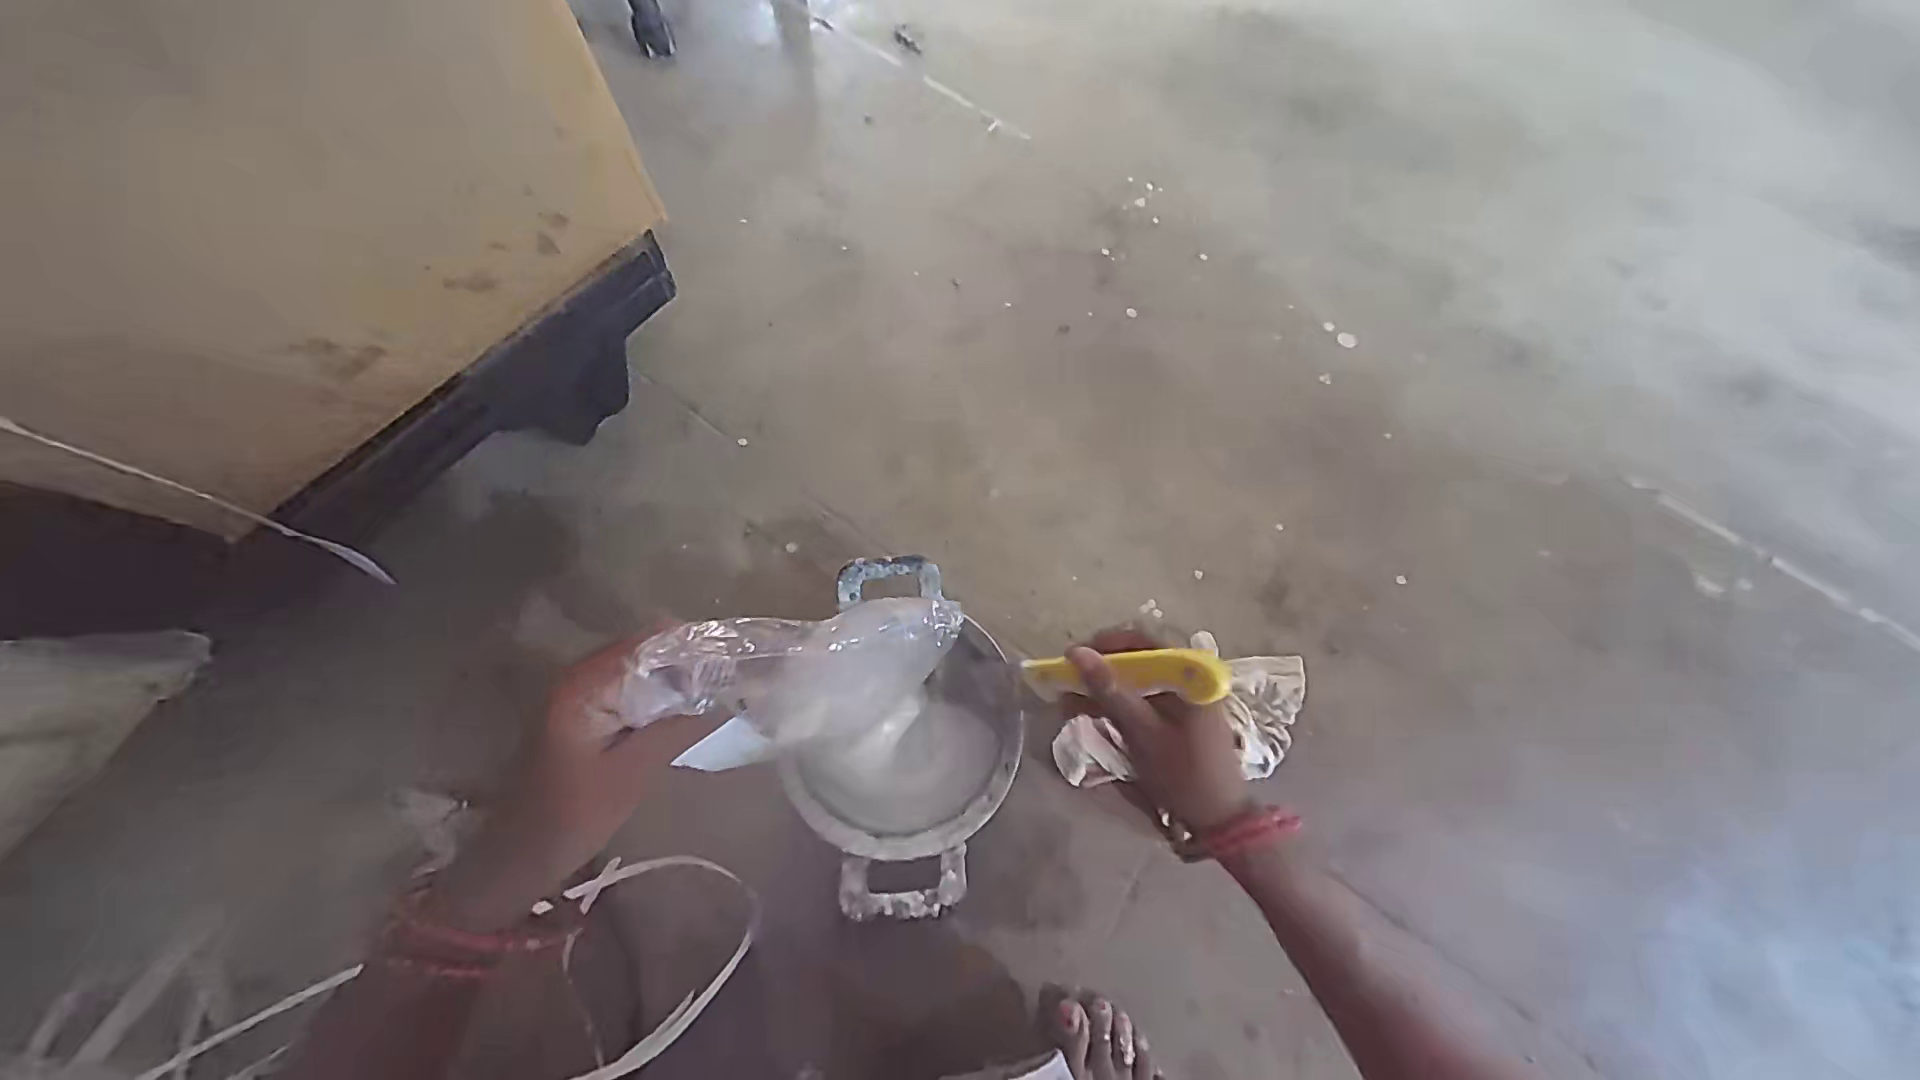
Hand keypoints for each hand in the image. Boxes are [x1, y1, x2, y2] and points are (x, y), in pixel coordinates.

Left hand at [423, 627, 722, 931]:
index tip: (733, 658)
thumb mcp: (633, 773)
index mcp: (584, 686)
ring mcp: (580, 692)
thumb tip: (726, 697)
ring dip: (678, 677)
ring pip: (643, 667)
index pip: (650, 643)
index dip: (694, 646)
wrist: (519, 858)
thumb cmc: (571, 818)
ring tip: (720, 688)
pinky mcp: (586, 710)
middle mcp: (579, 676)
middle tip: (732, 676)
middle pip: (647, 649)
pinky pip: (632, 686)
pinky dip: (661, 692)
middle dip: (690, 660)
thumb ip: (678, 728)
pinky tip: (688, 707)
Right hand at [1065, 627, 1251, 831]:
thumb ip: (1110, 690)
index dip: (1104, 643)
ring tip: (1069, 700)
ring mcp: (1182, 694)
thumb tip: (1077, 653)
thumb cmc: (1184, 774)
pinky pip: (1140, 696)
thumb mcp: (1142, 732)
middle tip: (1068, 681)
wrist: (1220, 819)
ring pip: (1134, 677)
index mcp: (1190, 673)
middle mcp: (1188, 675)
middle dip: (1099, 668)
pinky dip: (1114, 702)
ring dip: (1102, 687)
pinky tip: (1087, 711)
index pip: (1142, 639)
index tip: (1073, 658)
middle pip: (1136, 656)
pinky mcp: (1176, 712)